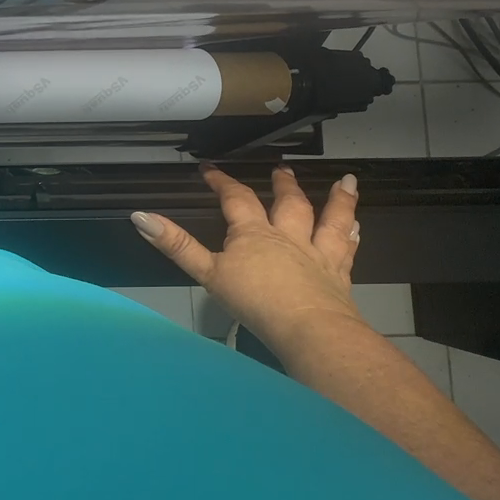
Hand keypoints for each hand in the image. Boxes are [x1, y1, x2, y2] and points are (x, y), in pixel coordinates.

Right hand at [129, 166, 362, 350]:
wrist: (310, 329)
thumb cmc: (255, 301)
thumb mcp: (206, 272)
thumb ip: (175, 244)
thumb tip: (140, 216)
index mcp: (253, 234)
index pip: (235, 199)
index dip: (222, 182)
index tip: (210, 169)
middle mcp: (288, 237)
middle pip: (288, 204)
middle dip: (282, 185)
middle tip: (282, 169)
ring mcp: (318, 255)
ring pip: (329, 220)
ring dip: (337, 200)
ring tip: (346, 182)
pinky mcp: (339, 276)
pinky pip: (347, 249)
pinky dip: (353, 234)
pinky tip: (358, 227)